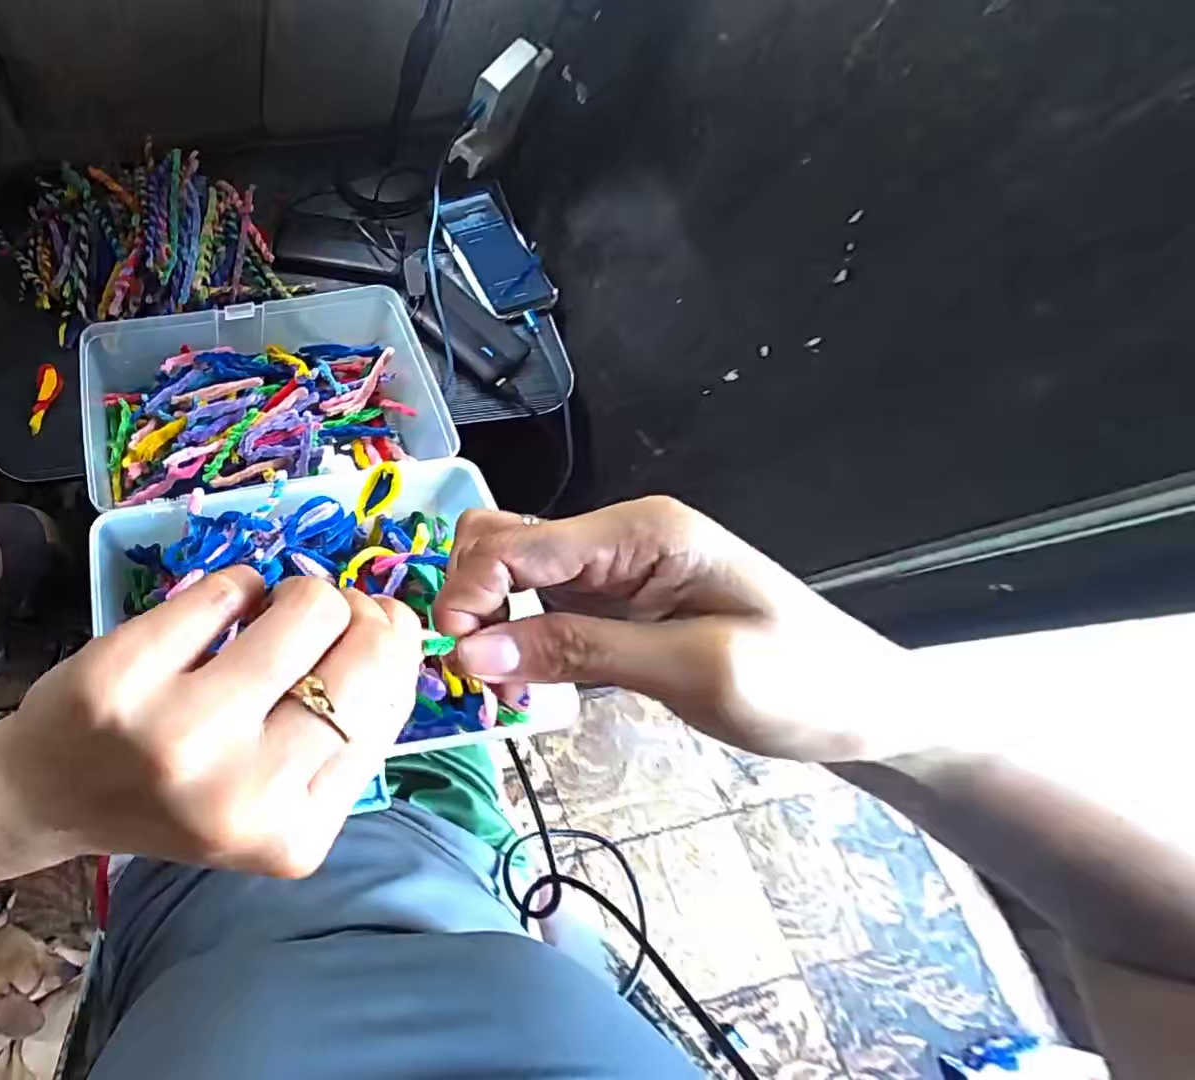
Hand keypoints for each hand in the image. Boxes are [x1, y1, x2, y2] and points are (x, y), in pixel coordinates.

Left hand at [0, 569, 422, 876]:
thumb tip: (393, 628)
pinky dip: (236, 585)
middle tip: (318, 610)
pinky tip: (215, 612)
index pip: (386, 705)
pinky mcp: (125, 673)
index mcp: (293, 834)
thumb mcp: (266, 797)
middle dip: (353, 611)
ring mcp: (180, 731)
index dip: (388, 644)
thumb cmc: (167, 793)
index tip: (364, 625)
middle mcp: (243, 792)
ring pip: (305, 607)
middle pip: (361, 652)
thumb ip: (336, 733)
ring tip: (267, 610)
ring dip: (297, 592)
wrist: (45, 796)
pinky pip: (229, 587)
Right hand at [433, 497, 919, 762]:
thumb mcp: (699, 669)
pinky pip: (523, 603)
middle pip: (495, 541)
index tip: (454, 653)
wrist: (867, 708)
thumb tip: (471, 651)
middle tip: (477, 669)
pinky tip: (518, 675)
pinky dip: (503, 636)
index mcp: (638, 532)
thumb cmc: (806, 684)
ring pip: (499, 570)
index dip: (469, 591)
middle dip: (469, 601)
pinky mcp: (595, 600)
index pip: (517, 543)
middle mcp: (609, 538)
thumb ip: (579, 651)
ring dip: (480, 620)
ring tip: (499, 681)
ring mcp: (599, 568)